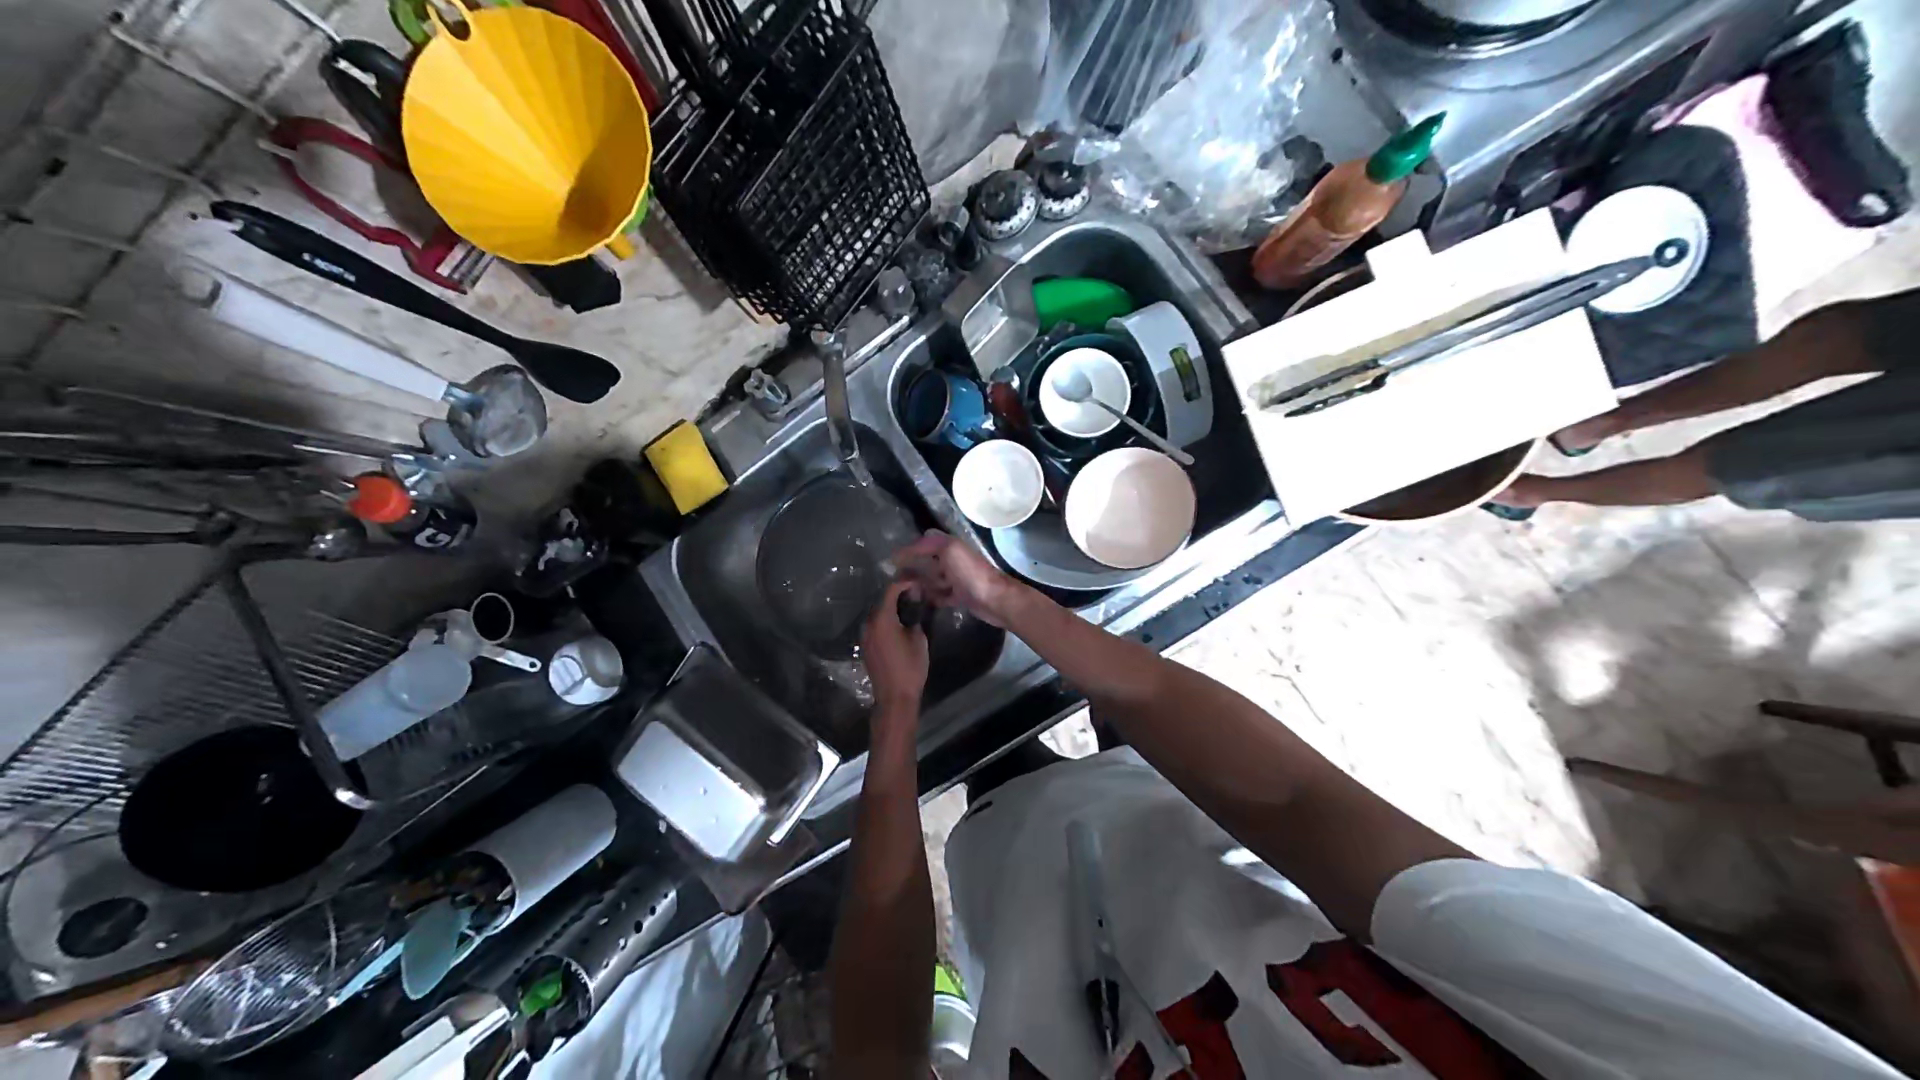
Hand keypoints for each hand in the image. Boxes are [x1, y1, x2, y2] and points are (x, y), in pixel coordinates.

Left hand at [862, 579, 929, 718]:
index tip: (918, 579)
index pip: (891, 590)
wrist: (894, 697)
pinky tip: (901, 621)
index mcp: (882, 619)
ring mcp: (865, 635)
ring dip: (893, 606)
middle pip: (883, 600)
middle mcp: (869, 623)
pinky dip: (888, 619)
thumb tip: (915, 603)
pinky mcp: (866, 645)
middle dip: (899, 592)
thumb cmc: (910, 667)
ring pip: (879, 613)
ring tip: (910, 604)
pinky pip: (876, 625)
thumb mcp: (919, 638)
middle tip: (917, 590)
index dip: (905, 581)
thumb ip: (915, 616)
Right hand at [892, 531, 1020, 627]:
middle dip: (912, 570)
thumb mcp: (948, 550)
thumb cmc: (970, 572)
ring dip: (920, 585)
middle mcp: (952, 560)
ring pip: (932, 580)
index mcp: (950, 546)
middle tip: (895, 581)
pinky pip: (940, 596)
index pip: (924, 543)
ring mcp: (956, 579)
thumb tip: (902, 549)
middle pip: (926, 563)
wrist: (994, 600)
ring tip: (906, 593)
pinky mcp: (959, 597)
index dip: (909, 550)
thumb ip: (927, 544)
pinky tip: (921, 603)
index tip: (891, 560)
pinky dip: (931, 598)